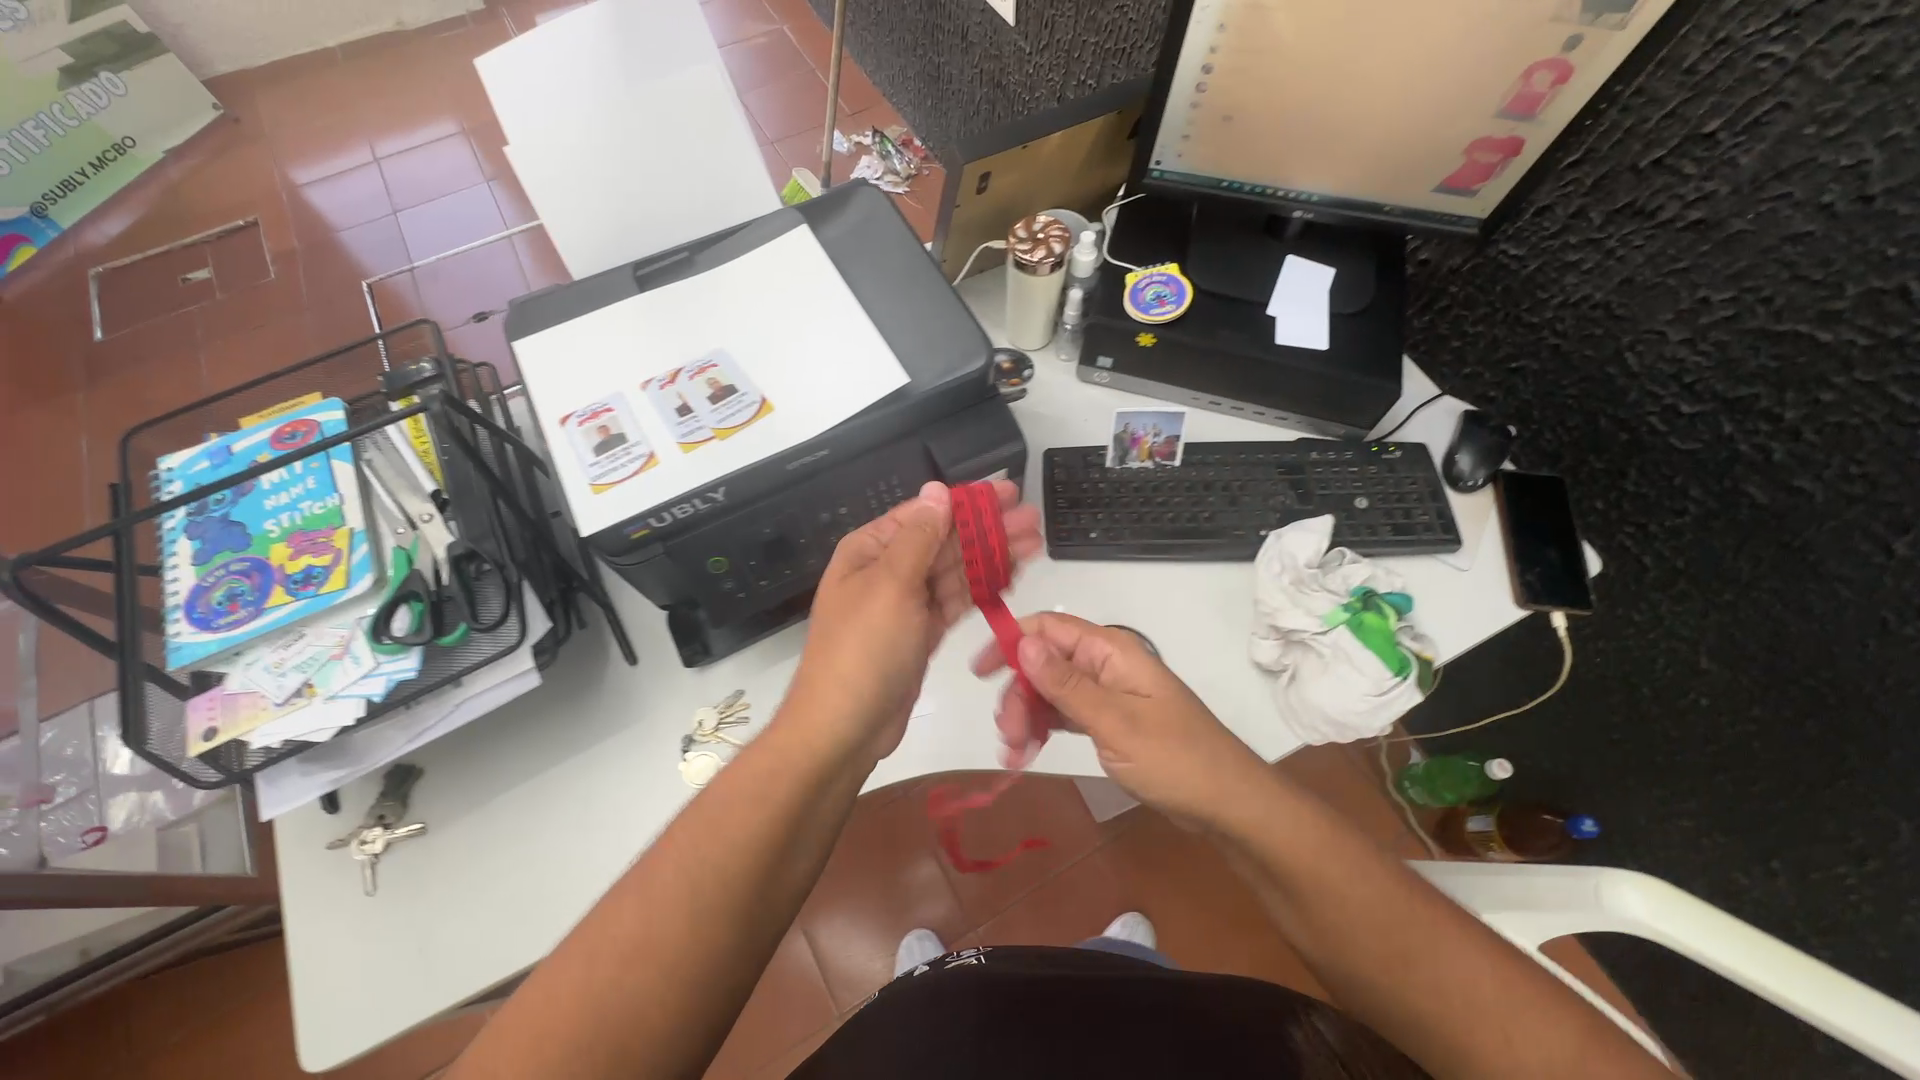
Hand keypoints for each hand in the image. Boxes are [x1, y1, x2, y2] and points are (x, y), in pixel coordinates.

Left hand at [786, 480, 1040, 763]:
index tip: (1009, 492)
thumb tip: (937, 490)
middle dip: (989, 529)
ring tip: (1035, 543)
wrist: (844, 727)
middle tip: (1034, 519)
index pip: (926, 514)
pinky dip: (982, 589)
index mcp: (871, 550)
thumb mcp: (891, 585)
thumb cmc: (862, 650)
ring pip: (955, 571)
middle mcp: (887, 571)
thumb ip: (920, 538)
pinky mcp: (922, 633)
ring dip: (993, 557)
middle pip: (945, 541)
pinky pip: (956, 601)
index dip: (969, 502)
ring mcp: (906, 604)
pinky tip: (1011, 576)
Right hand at [971, 613, 1268, 821]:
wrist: (1225, 802)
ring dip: (1027, 718)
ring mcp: (1107, 693)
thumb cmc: (1174, 758)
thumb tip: (1023, 641)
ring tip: (1014, 755)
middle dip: (1018, 695)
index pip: (1049, 628)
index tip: (980, 673)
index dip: (1011, 642)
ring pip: (1049, 692)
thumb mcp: (1114, 722)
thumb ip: (1066, 683)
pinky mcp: (1108, 721)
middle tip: (1008, 735)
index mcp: (1112, 652)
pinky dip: (1043, 731)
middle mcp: (1106, 665)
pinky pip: (1064, 715)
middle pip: (1044, 663)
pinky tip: (1027, 754)